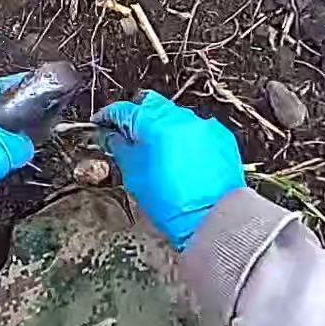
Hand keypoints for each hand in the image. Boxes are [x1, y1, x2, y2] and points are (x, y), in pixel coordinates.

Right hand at [93, 91, 243, 248]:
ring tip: (157, 151)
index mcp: (155, 124)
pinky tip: (181, 157)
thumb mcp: (134, 176)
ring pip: (174, 115)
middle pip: (150, 105)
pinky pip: (196, 128)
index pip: (124, 109)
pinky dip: (185, 137)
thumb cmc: (174, 204)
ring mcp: (203, 126)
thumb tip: (112, 136)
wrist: (213, 220)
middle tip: (128, 136)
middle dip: (137, 117)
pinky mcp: (221, 136)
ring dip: (162, 127)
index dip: (109, 116)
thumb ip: (120, 148)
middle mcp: (181, 118)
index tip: (103, 123)